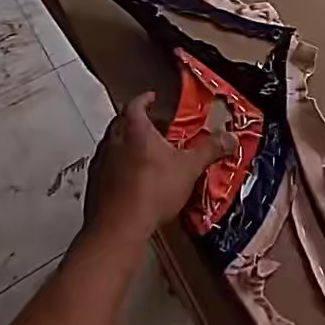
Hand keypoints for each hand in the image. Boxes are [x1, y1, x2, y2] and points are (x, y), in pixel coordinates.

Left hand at [84, 92, 236, 239]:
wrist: (119, 227)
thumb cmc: (153, 190)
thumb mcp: (189, 168)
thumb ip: (210, 149)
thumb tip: (229, 138)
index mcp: (134, 129)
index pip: (137, 104)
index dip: (146, 99)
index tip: (152, 98)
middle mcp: (112, 140)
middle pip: (123, 122)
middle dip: (140, 123)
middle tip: (156, 129)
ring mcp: (100, 162)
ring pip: (114, 144)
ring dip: (128, 145)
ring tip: (147, 156)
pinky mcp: (94, 183)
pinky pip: (107, 167)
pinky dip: (120, 167)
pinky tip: (133, 180)